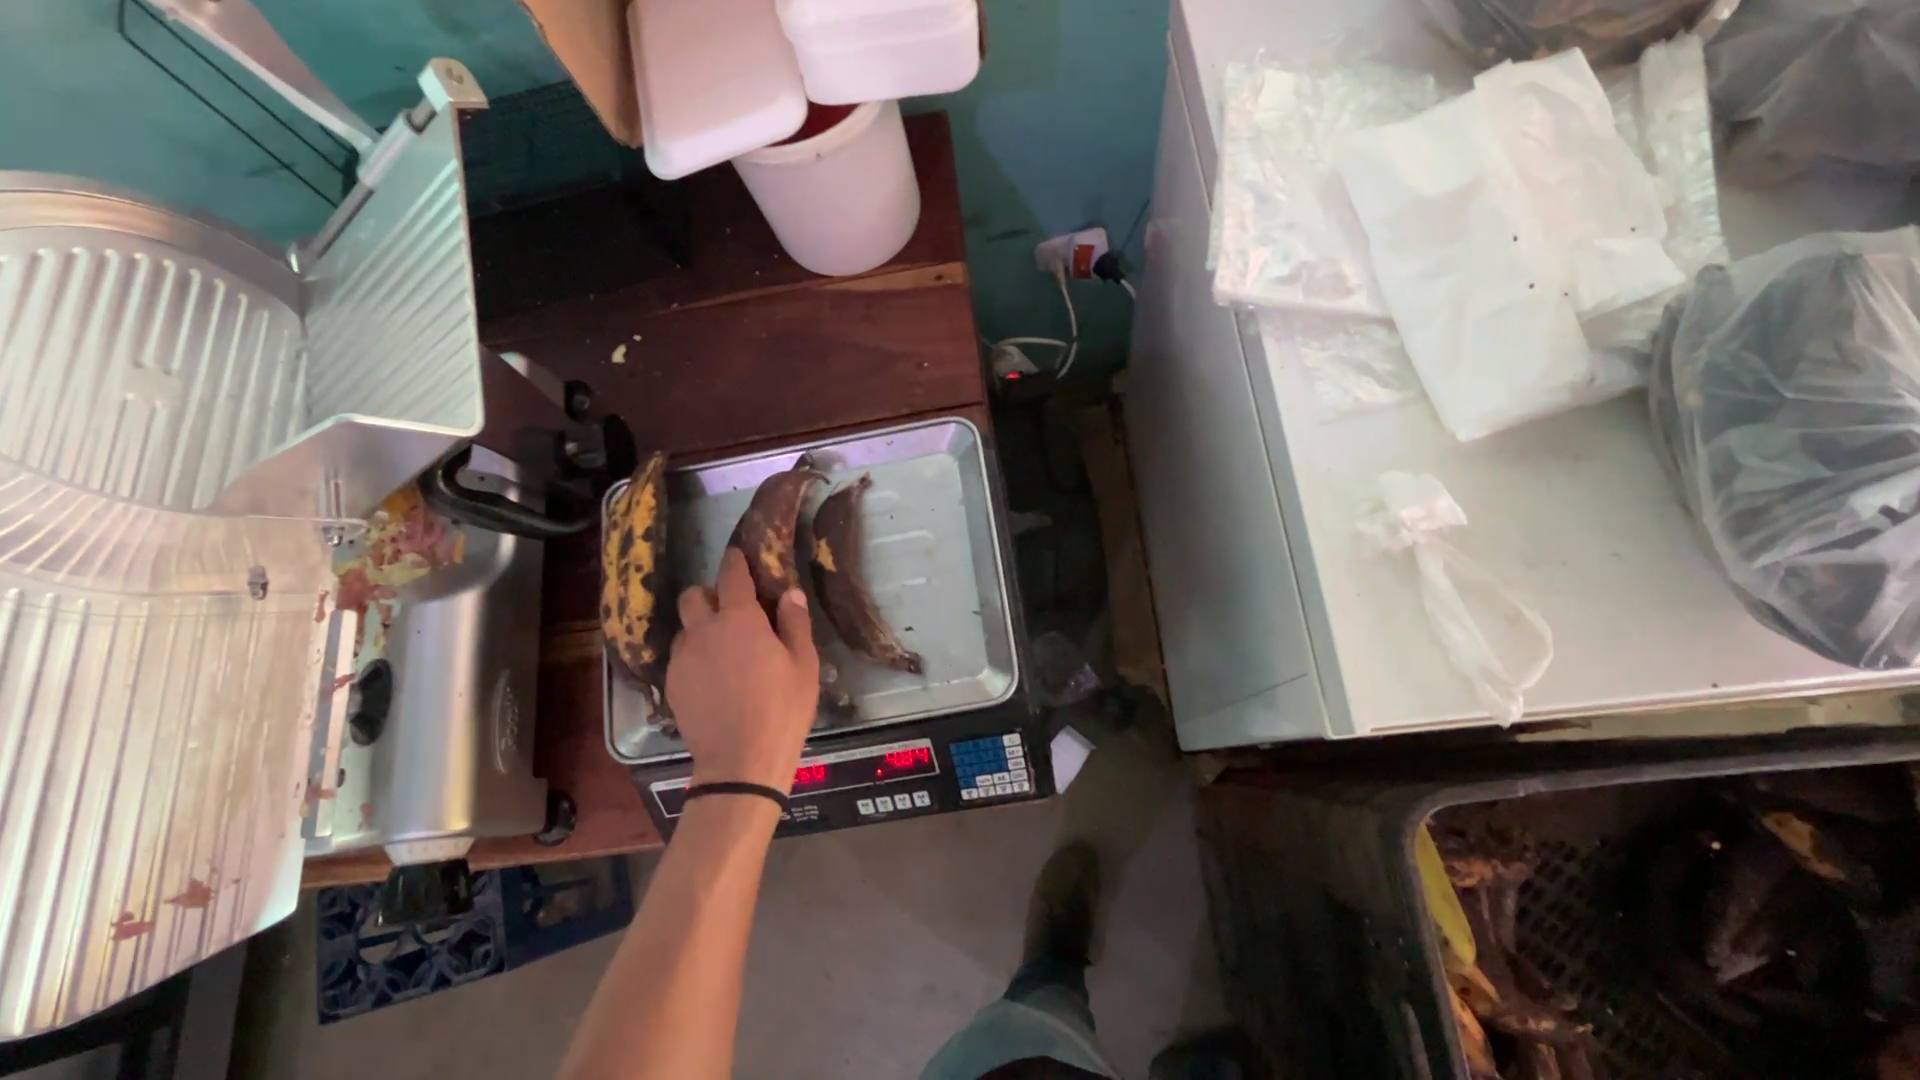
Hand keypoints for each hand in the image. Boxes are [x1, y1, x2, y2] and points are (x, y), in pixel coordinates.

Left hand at [668, 547, 819, 792]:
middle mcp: (703, 631)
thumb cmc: (782, 709)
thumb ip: (795, 623)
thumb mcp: (803, 665)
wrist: (740, 762)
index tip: (738, 555)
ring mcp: (682, 659)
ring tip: (721, 650)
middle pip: (693, 596)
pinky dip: (694, 658)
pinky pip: (680, 658)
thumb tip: (789, 593)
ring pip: (684, 629)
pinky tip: (713, 679)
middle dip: (709, 595)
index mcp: (739, 620)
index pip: (731, 576)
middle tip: (731, 612)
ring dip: (700, 629)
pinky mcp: (670, 685)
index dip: (734, 561)